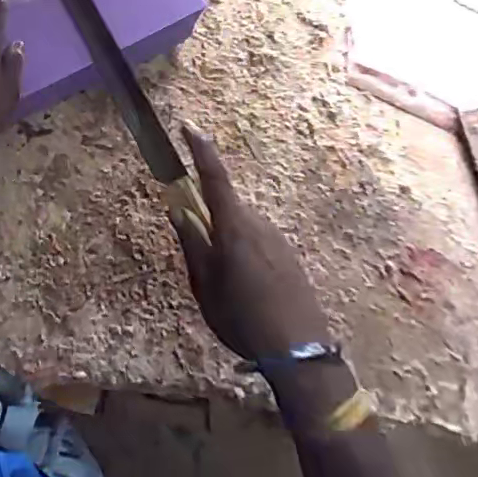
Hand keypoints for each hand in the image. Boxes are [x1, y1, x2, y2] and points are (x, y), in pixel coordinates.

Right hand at [176, 124, 331, 361]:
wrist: (299, 349)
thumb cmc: (243, 318)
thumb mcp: (205, 287)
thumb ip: (192, 244)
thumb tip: (178, 210)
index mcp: (233, 227)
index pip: (214, 177)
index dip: (201, 150)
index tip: (189, 127)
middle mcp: (257, 222)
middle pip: (226, 205)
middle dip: (210, 219)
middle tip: (203, 260)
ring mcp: (276, 236)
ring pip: (242, 225)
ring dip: (229, 240)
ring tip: (228, 285)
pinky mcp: (288, 252)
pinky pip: (258, 239)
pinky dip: (245, 251)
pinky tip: (249, 288)